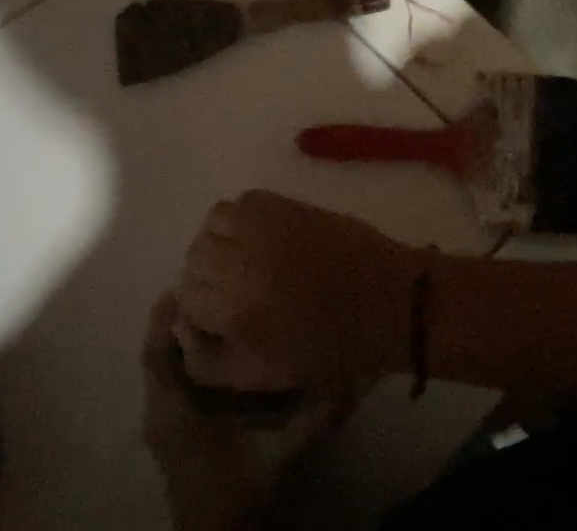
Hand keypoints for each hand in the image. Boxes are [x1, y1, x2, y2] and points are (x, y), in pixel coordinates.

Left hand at [141, 292, 351, 530]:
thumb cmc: (240, 490)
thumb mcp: (283, 452)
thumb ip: (319, 415)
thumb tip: (359, 376)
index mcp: (174, 410)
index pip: (157, 353)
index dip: (166, 317)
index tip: (189, 281)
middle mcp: (161, 413)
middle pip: (159, 356)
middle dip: (179, 321)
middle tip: (213, 286)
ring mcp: (164, 427)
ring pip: (165, 372)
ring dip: (184, 342)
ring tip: (220, 309)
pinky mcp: (174, 437)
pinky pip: (175, 387)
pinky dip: (189, 365)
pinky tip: (221, 353)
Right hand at [174, 190, 429, 391]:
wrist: (395, 302)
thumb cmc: (334, 349)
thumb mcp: (265, 376)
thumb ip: (210, 362)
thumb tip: (182, 329)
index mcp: (236, 310)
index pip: (186, 297)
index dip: (201, 309)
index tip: (222, 317)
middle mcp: (244, 262)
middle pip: (196, 257)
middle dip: (208, 275)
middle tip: (236, 289)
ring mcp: (269, 227)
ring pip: (214, 223)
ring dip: (221, 241)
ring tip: (245, 258)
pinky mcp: (293, 206)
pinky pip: (245, 200)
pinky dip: (244, 216)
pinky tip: (262, 236)